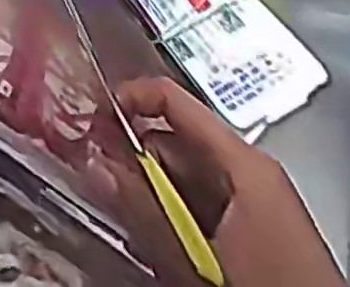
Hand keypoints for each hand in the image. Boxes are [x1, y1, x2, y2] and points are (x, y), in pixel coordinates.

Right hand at [110, 77, 344, 286]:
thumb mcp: (198, 252)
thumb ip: (144, 207)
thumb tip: (95, 162)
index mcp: (244, 160)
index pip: (173, 98)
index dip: (129, 98)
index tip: (95, 118)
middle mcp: (250, 168)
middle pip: (174, 136)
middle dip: (134, 153)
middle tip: (103, 174)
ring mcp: (254, 197)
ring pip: (183, 169)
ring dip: (151, 185)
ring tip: (130, 211)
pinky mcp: (254, 225)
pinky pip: (201, 197)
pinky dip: (173, 207)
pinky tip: (162, 234)